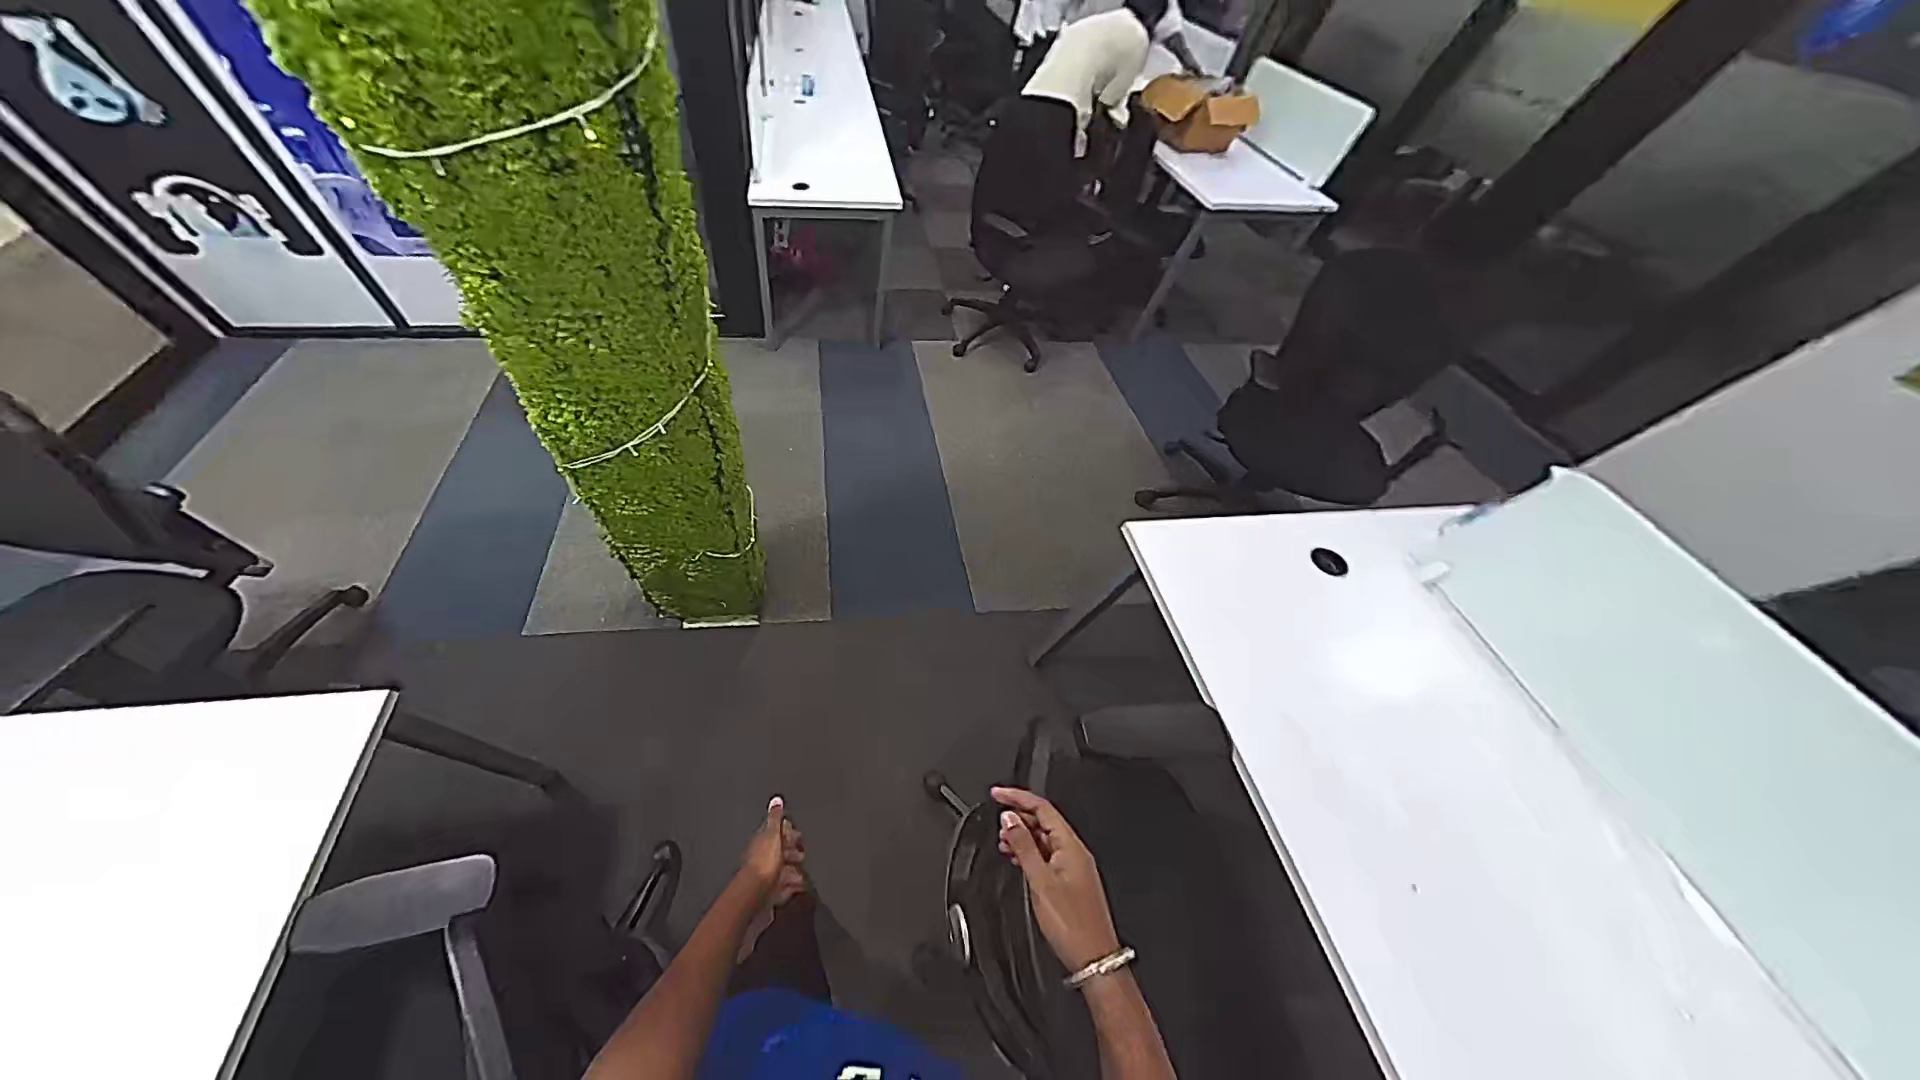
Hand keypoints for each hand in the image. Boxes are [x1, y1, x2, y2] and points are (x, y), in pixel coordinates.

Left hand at [738, 796, 805, 900]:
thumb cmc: (764, 862)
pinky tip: (800, 886)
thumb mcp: (772, 835)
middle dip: (794, 852)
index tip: (799, 835)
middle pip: (781, 852)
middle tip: (803, 854)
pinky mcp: (772, 893)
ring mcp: (767, 876)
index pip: (776, 833)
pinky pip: (786, 887)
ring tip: (804, 872)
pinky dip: (793, 886)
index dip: (788, 833)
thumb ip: (775, 818)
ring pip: (784, 870)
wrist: (755, 896)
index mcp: (762, 842)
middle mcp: (763, 858)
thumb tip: (776, 799)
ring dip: (794, 870)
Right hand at [993, 786, 1120, 971]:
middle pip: (1044, 820)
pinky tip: (1018, 858)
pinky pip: (1047, 854)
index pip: (1042, 807)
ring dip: (1022, 834)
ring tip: (1003, 839)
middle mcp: (1074, 852)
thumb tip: (1009, 819)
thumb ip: (1023, 847)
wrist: (1094, 959)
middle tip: (997, 817)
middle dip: (1019, 815)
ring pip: (1044, 838)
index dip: (1018, 797)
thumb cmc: (1074, 926)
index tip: (999, 793)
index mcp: (1070, 846)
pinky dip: (1029, 851)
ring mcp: (1074, 866)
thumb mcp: (1040, 881)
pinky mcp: (1070, 881)